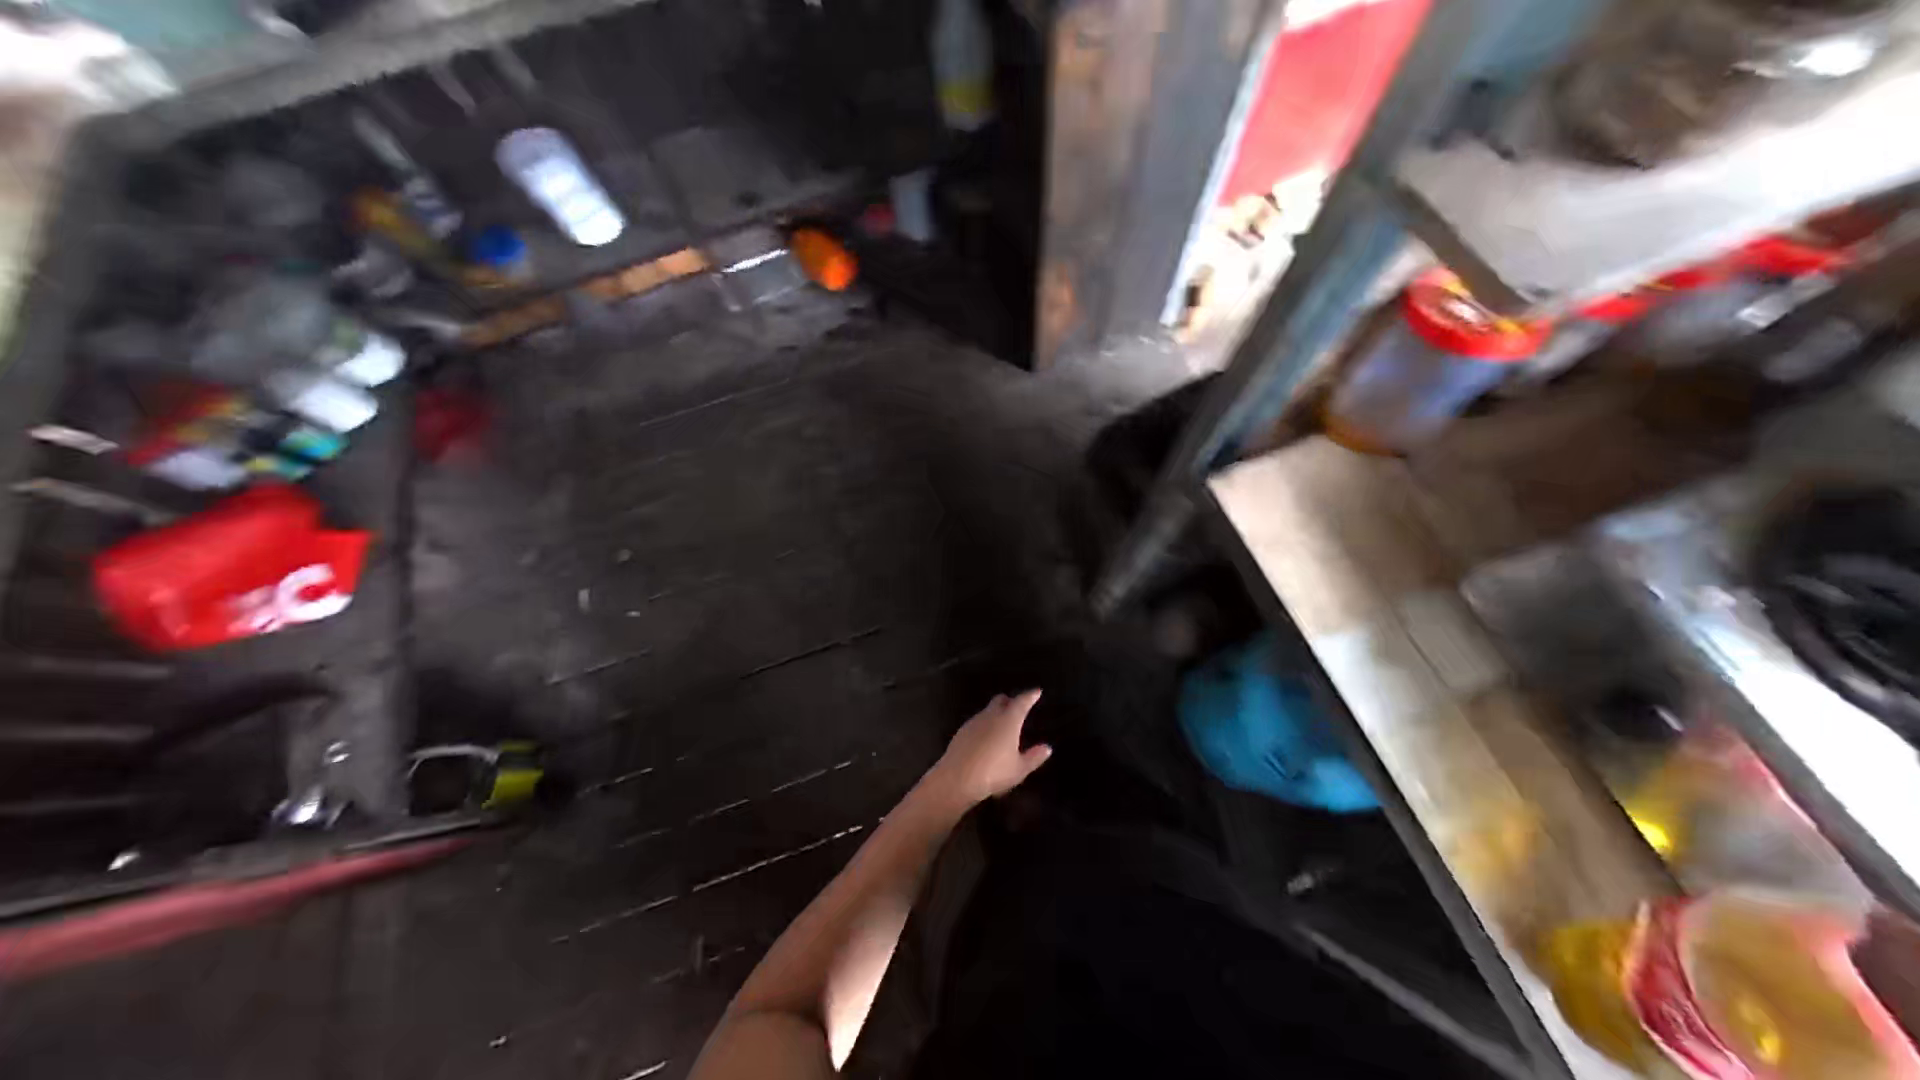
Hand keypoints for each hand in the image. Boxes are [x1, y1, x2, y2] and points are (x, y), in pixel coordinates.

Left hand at [925, 690, 1051, 806]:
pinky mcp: (961, 731)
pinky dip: (985, 725)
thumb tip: (1047, 748)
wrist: (957, 779)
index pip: (1021, 701)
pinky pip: (977, 722)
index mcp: (1009, 720)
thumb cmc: (994, 773)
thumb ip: (1034, 757)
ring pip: (987, 710)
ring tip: (1002, 726)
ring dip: (996, 713)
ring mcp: (974, 722)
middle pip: (1001, 700)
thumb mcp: (1019, 769)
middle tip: (1017, 708)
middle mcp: (991, 715)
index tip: (1036, 692)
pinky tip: (986, 739)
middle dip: (1010, 701)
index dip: (1030, 696)